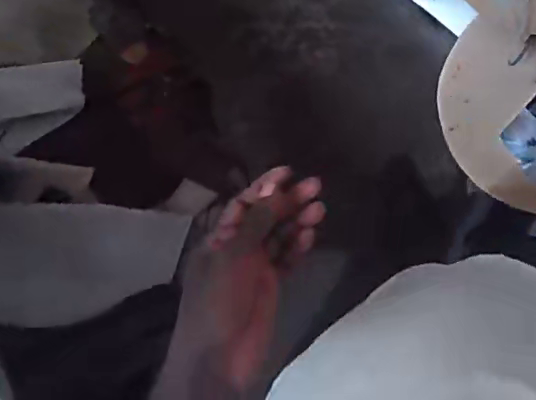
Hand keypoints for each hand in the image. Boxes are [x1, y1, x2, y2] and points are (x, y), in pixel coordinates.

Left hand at [189, 167, 326, 389]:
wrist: (217, 363)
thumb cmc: (217, 303)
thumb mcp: (233, 256)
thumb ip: (257, 221)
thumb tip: (276, 189)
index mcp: (219, 240)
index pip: (243, 203)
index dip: (264, 185)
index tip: (288, 172)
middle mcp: (237, 249)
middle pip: (267, 216)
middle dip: (289, 200)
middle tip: (315, 186)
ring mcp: (255, 268)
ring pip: (281, 234)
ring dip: (299, 220)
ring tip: (319, 211)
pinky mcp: (271, 284)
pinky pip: (288, 257)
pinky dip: (299, 245)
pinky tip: (310, 237)